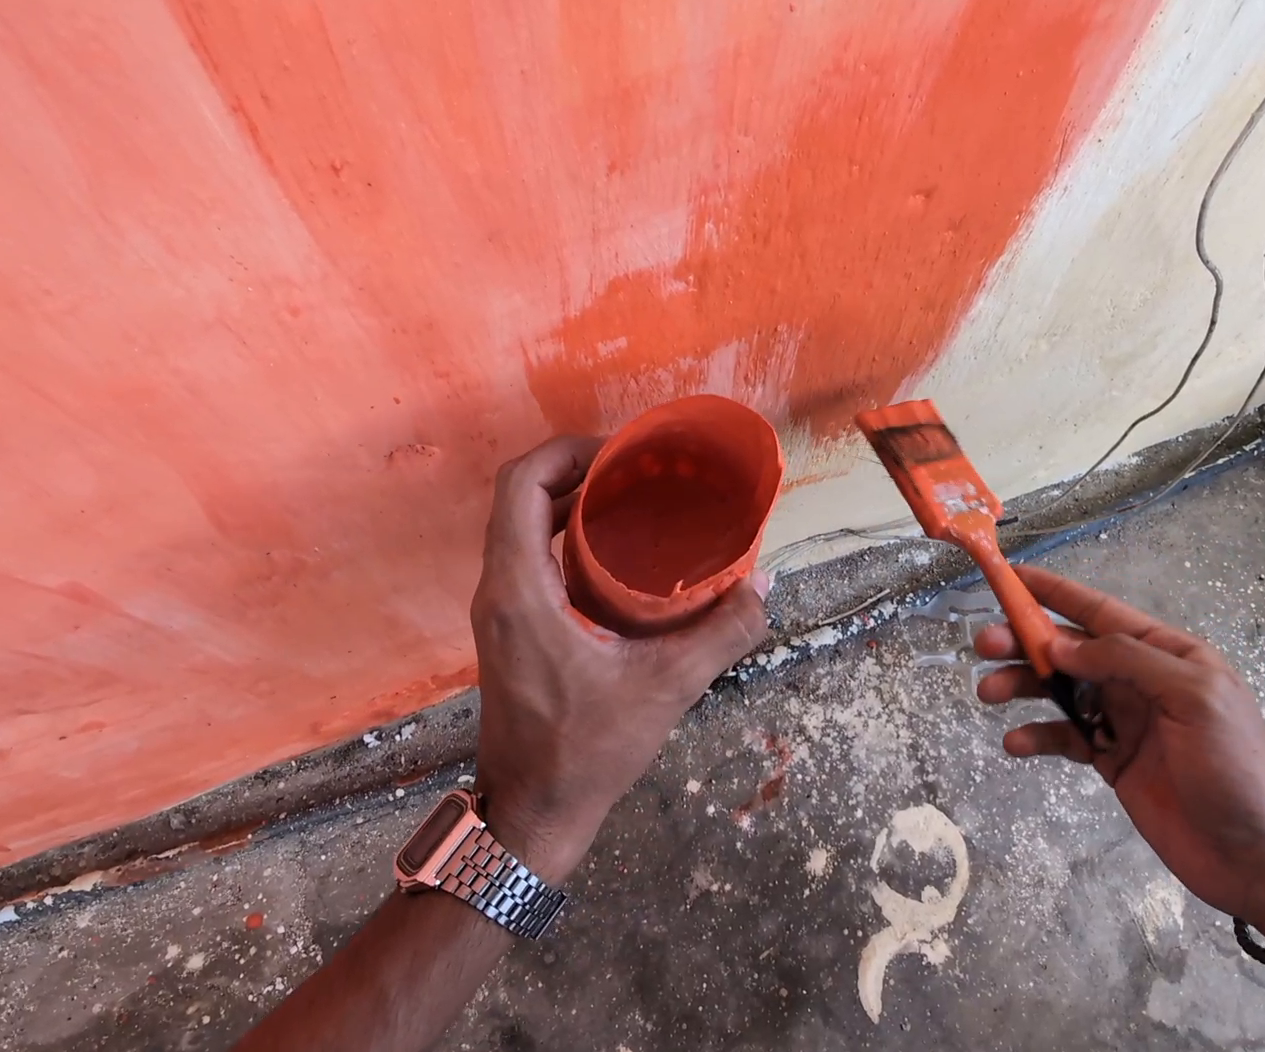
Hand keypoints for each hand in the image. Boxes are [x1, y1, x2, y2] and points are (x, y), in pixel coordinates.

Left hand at [469, 436, 771, 881]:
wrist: (533, 813)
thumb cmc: (589, 750)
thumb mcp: (667, 687)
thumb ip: (722, 632)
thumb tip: (766, 583)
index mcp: (521, 591)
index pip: (521, 485)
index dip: (566, 451)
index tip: (622, 453)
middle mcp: (499, 590)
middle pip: (520, 497)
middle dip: (574, 469)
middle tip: (637, 471)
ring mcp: (499, 610)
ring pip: (520, 526)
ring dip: (567, 500)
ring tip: (631, 499)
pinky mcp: (510, 627)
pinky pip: (527, 555)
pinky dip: (562, 534)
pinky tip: (614, 550)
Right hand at [975, 566, 1264, 946]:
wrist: (1256, 857)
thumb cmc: (1235, 768)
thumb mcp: (1193, 698)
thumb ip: (1127, 660)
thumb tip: (1061, 644)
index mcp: (1165, 653)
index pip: (1098, 611)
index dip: (1053, 591)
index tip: (1009, 576)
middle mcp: (1138, 680)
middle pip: (1068, 650)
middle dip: (1023, 641)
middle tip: (983, 644)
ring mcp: (1122, 720)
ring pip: (1057, 690)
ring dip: (1021, 686)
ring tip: (989, 692)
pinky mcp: (1109, 760)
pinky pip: (1063, 737)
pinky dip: (1036, 736)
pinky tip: (1015, 743)